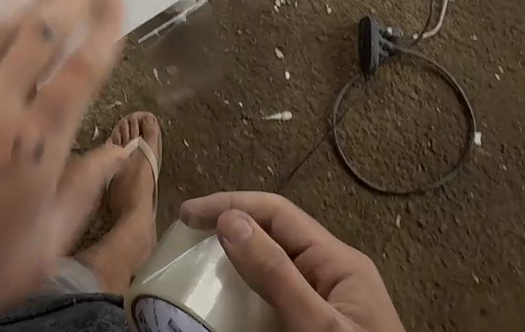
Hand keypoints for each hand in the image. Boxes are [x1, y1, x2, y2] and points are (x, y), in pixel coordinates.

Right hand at [178, 192, 404, 331]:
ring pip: (273, 267)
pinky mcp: (317, 328)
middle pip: (274, 235)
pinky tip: (227, 306)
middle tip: (185, 238)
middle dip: (229, 228)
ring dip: (236, 261)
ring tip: (199, 268)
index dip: (230, 205)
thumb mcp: (318, 329)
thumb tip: (229, 218)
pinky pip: (278, 299)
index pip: (276, 213)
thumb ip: (277, 275)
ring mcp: (327, 305)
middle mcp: (333, 275)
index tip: (185, 217)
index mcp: (339, 262)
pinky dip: (248, 295)